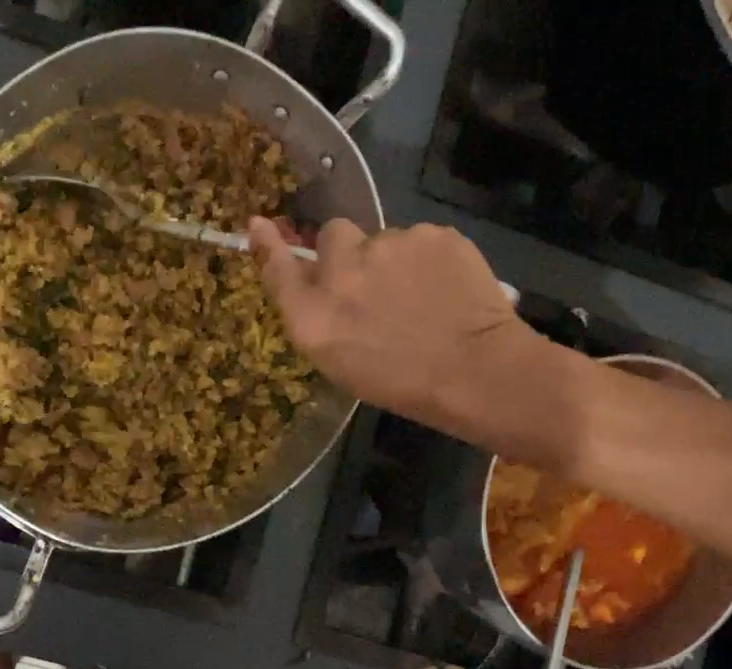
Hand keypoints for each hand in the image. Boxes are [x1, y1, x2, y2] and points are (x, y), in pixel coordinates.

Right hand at [247, 217, 537, 416]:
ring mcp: (389, 247)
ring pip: (382, 239)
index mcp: (312, 316)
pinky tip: (441, 288)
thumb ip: (315, 314)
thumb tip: (309, 277)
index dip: (268, 244)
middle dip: (346, 250)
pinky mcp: (433, 234)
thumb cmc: (397, 381)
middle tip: (370, 281)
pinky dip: (427, 259)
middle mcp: (341, 272)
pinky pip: (421, 240)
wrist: (473, 371)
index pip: (278, 268)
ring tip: (416, 296)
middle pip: (334, 235)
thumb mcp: (336, 360)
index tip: (259, 224)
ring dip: (391, 259)